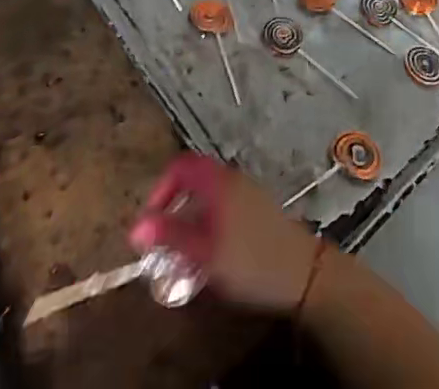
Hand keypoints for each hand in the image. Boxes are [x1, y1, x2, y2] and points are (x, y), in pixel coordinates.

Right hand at [129, 154, 321, 310]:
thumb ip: (171, 237)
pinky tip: (206, 257)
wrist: (303, 273)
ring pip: (208, 198)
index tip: (150, 222)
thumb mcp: (205, 254)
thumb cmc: (251, 262)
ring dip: (189, 222)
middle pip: (193, 181)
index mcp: (221, 183)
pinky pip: (223, 210)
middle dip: (172, 210)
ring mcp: (249, 195)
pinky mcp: (258, 211)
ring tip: (181, 257)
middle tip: (161, 245)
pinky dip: (207, 227)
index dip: (160, 188)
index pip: (182, 165)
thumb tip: (136, 226)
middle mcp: (235, 181)